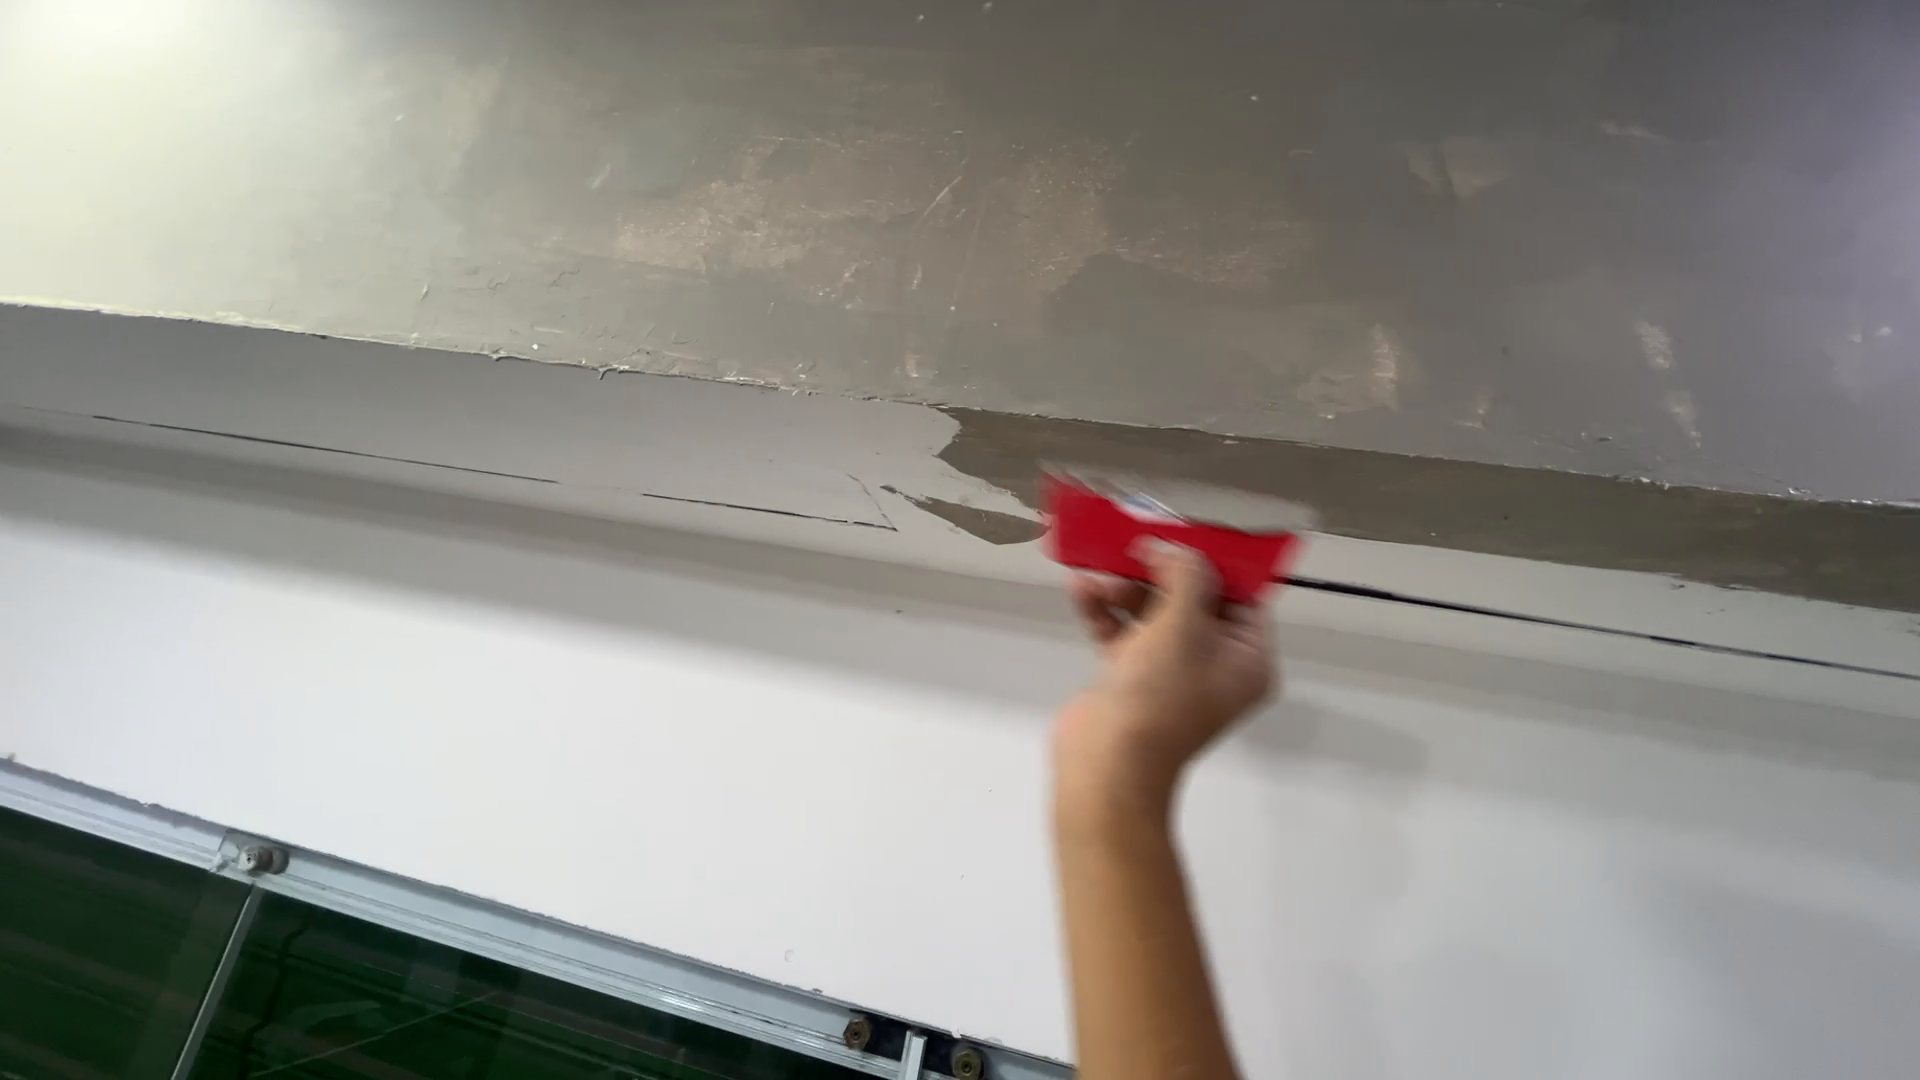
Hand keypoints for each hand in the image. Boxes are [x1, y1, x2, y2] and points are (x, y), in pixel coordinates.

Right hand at [1056, 542, 1275, 818]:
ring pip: (1152, 613)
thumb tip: (1170, 549)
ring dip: (1123, 589)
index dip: (1213, 561)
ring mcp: (1170, 671)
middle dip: (1157, 572)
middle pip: (1192, 600)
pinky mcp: (1131, 675)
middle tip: (1130, 543)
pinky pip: (1123, 632)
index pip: (1242, 596)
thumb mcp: (1181, 624)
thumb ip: (1184, 575)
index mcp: (1246, 658)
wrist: (1107, 765)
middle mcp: (1214, 663)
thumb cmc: (1158, 694)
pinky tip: (1080, 590)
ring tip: (1094, 572)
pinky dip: (1104, 611)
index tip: (1182, 531)